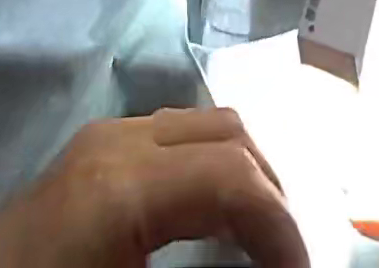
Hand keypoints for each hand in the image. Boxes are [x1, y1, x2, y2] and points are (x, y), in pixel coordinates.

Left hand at [0, 108, 307, 267]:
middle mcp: (117, 138)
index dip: (282, 226)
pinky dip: (207, 169)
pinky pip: (171, 137)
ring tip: (256, 241)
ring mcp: (103, 135)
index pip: (232, 172)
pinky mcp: (95, 147)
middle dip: (268, 189)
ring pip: (199, 124)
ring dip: (239, 174)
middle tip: (283, 258)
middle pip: (224, 129)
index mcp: (124, 182)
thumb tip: (270, 265)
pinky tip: (210, 220)